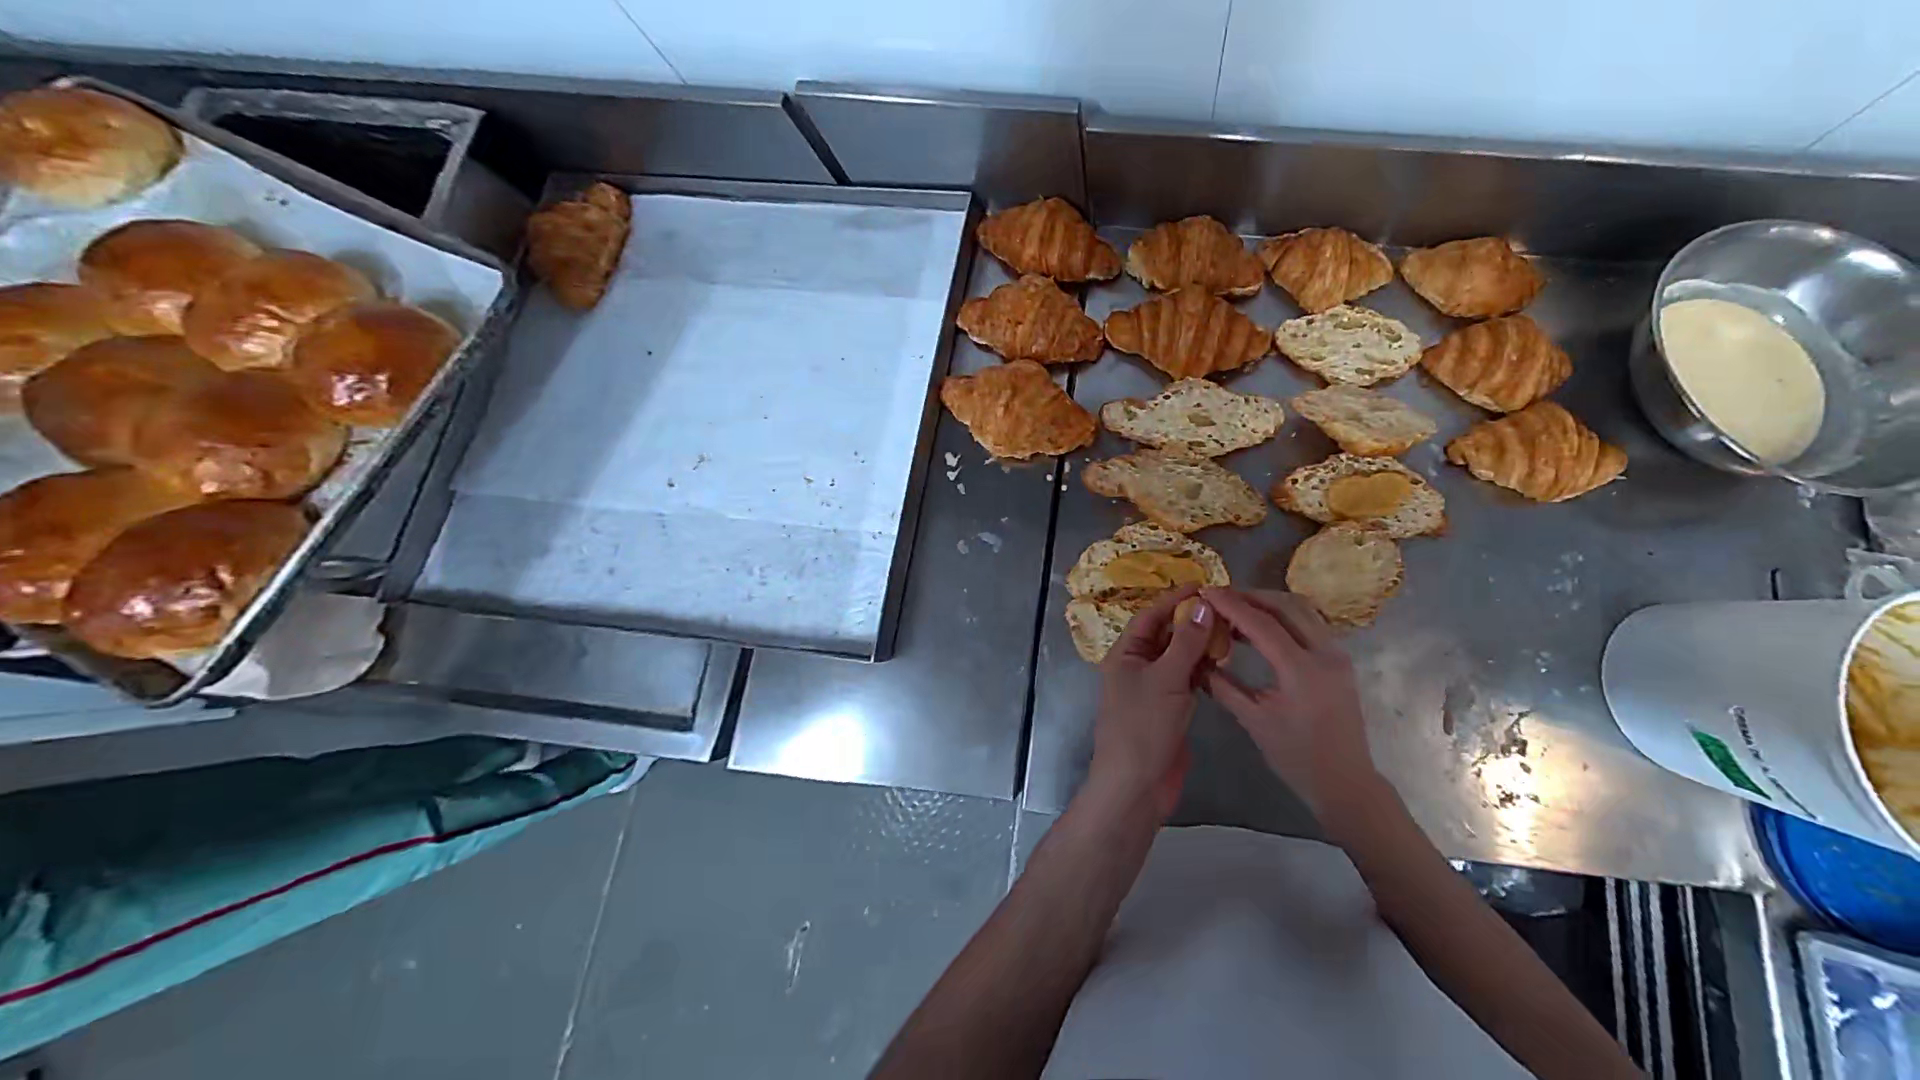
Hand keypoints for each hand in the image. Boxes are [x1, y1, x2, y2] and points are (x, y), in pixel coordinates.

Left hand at [1086, 585, 1218, 818]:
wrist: (1137, 784)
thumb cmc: (1143, 726)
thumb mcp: (1166, 679)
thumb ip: (1185, 642)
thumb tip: (1201, 604)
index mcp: (1125, 654)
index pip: (1150, 616)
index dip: (1175, 599)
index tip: (1205, 586)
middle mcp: (1137, 666)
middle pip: (1166, 634)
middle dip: (1191, 620)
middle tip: (1227, 607)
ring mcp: (1154, 688)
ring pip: (1179, 656)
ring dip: (1200, 644)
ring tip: (1231, 629)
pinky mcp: (1170, 707)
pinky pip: (1187, 678)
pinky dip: (1203, 668)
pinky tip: (1224, 660)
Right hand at [1199, 587, 1380, 813]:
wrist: (1345, 782)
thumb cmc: (1296, 756)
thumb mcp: (1253, 720)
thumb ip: (1223, 685)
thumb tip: (1195, 661)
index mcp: (1302, 671)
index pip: (1262, 623)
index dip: (1231, 605)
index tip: (1205, 592)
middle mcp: (1325, 655)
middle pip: (1286, 605)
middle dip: (1250, 596)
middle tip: (1219, 597)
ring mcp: (1337, 655)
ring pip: (1302, 610)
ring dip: (1268, 603)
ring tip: (1237, 609)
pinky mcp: (1339, 660)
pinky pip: (1310, 623)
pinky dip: (1283, 616)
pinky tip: (1260, 628)